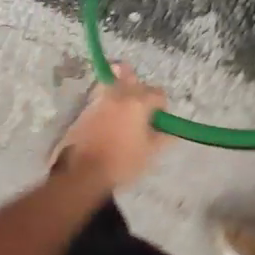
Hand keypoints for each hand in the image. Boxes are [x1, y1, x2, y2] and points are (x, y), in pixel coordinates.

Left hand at [53, 64, 168, 186]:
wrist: (83, 170)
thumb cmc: (122, 161)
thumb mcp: (149, 152)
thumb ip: (163, 137)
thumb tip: (171, 131)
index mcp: (138, 102)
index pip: (158, 93)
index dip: (162, 107)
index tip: (159, 121)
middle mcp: (118, 94)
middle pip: (136, 84)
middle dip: (143, 96)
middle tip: (144, 116)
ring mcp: (100, 100)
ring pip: (117, 87)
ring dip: (125, 95)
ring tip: (126, 115)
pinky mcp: (86, 109)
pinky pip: (103, 98)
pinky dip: (110, 104)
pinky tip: (111, 121)